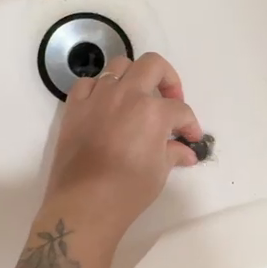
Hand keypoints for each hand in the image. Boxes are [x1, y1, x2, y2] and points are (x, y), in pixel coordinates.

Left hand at [45, 52, 203, 234]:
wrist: (85, 202)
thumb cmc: (128, 190)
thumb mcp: (159, 172)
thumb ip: (173, 153)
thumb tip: (186, 152)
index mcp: (153, 110)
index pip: (180, 109)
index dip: (190, 124)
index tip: (191, 138)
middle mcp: (126, 94)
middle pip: (153, 65)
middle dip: (168, 79)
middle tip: (170, 100)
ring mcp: (98, 97)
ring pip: (119, 66)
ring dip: (133, 77)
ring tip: (137, 97)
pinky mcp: (75, 106)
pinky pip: (89, 83)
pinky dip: (100, 88)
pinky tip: (105, 105)